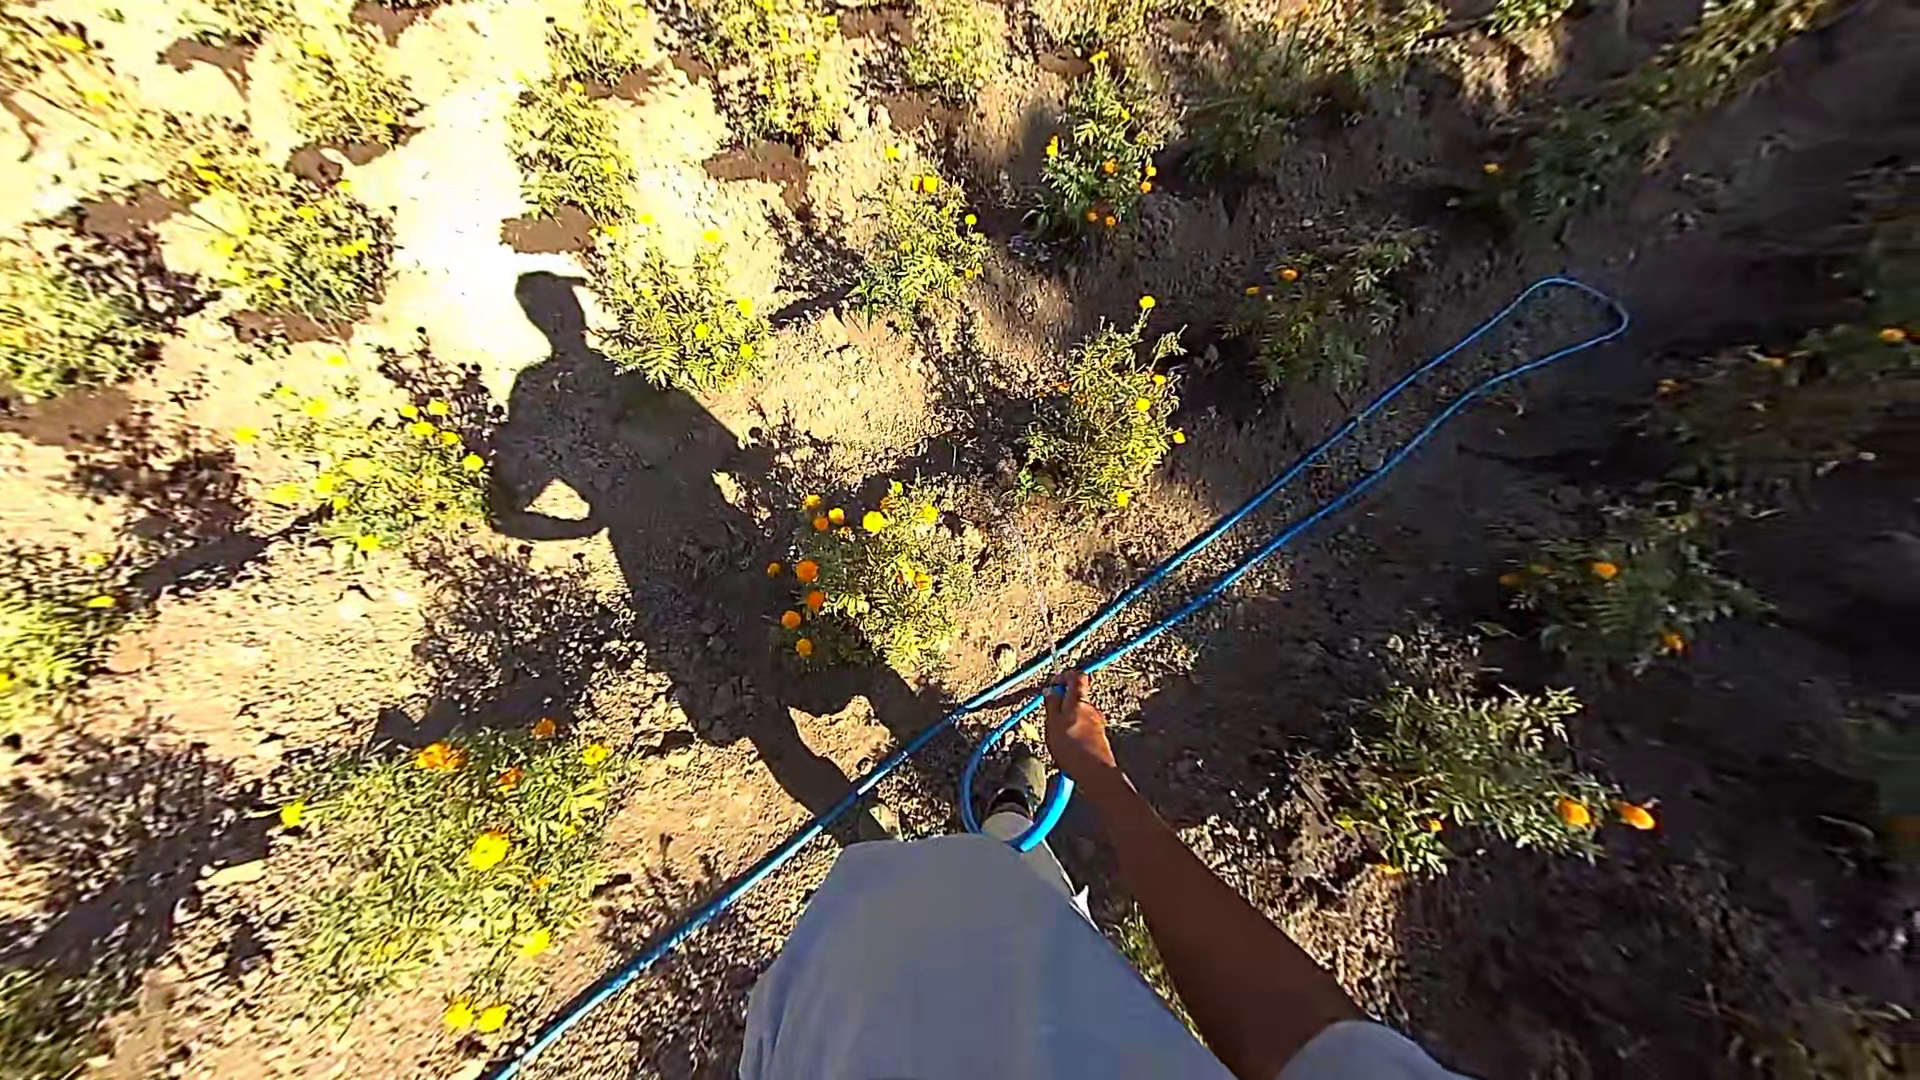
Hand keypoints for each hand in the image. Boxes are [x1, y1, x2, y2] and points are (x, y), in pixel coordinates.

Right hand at [1043, 670, 1120, 790]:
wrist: (1095, 772)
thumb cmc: (1072, 748)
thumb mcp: (1052, 723)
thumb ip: (1051, 704)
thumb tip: (1050, 691)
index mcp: (1079, 700)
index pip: (1076, 676)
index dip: (1064, 677)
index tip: (1052, 686)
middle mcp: (1091, 708)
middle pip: (1077, 696)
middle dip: (1062, 702)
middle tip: (1049, 715)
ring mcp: (1096, 723)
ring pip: (1079, 713)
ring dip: (1067, 719)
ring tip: (1056, 735)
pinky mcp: (1098, 737)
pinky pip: (1083, 728)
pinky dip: (1074, 732)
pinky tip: (1066, 746)